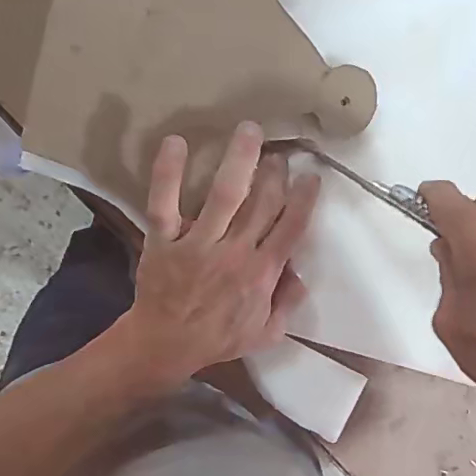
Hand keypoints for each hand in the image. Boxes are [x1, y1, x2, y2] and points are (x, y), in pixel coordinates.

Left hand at [105, 122, 320, 389]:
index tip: (311, 177)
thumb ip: (287, 303)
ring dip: (240, 159)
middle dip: (276, 173)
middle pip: (263, 203)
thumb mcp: (266, 333)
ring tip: (250, 131)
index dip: (305, 199)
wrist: (165, 344)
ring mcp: (198, 244)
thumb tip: (301, 273)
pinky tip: (176, 142)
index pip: (291, 228)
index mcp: (261, 274)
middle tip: (280, 153)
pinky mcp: (164, 240)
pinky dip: (168, 172)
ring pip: (225, 194)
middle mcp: (235, 253)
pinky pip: (165, 202)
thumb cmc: (217, 338)